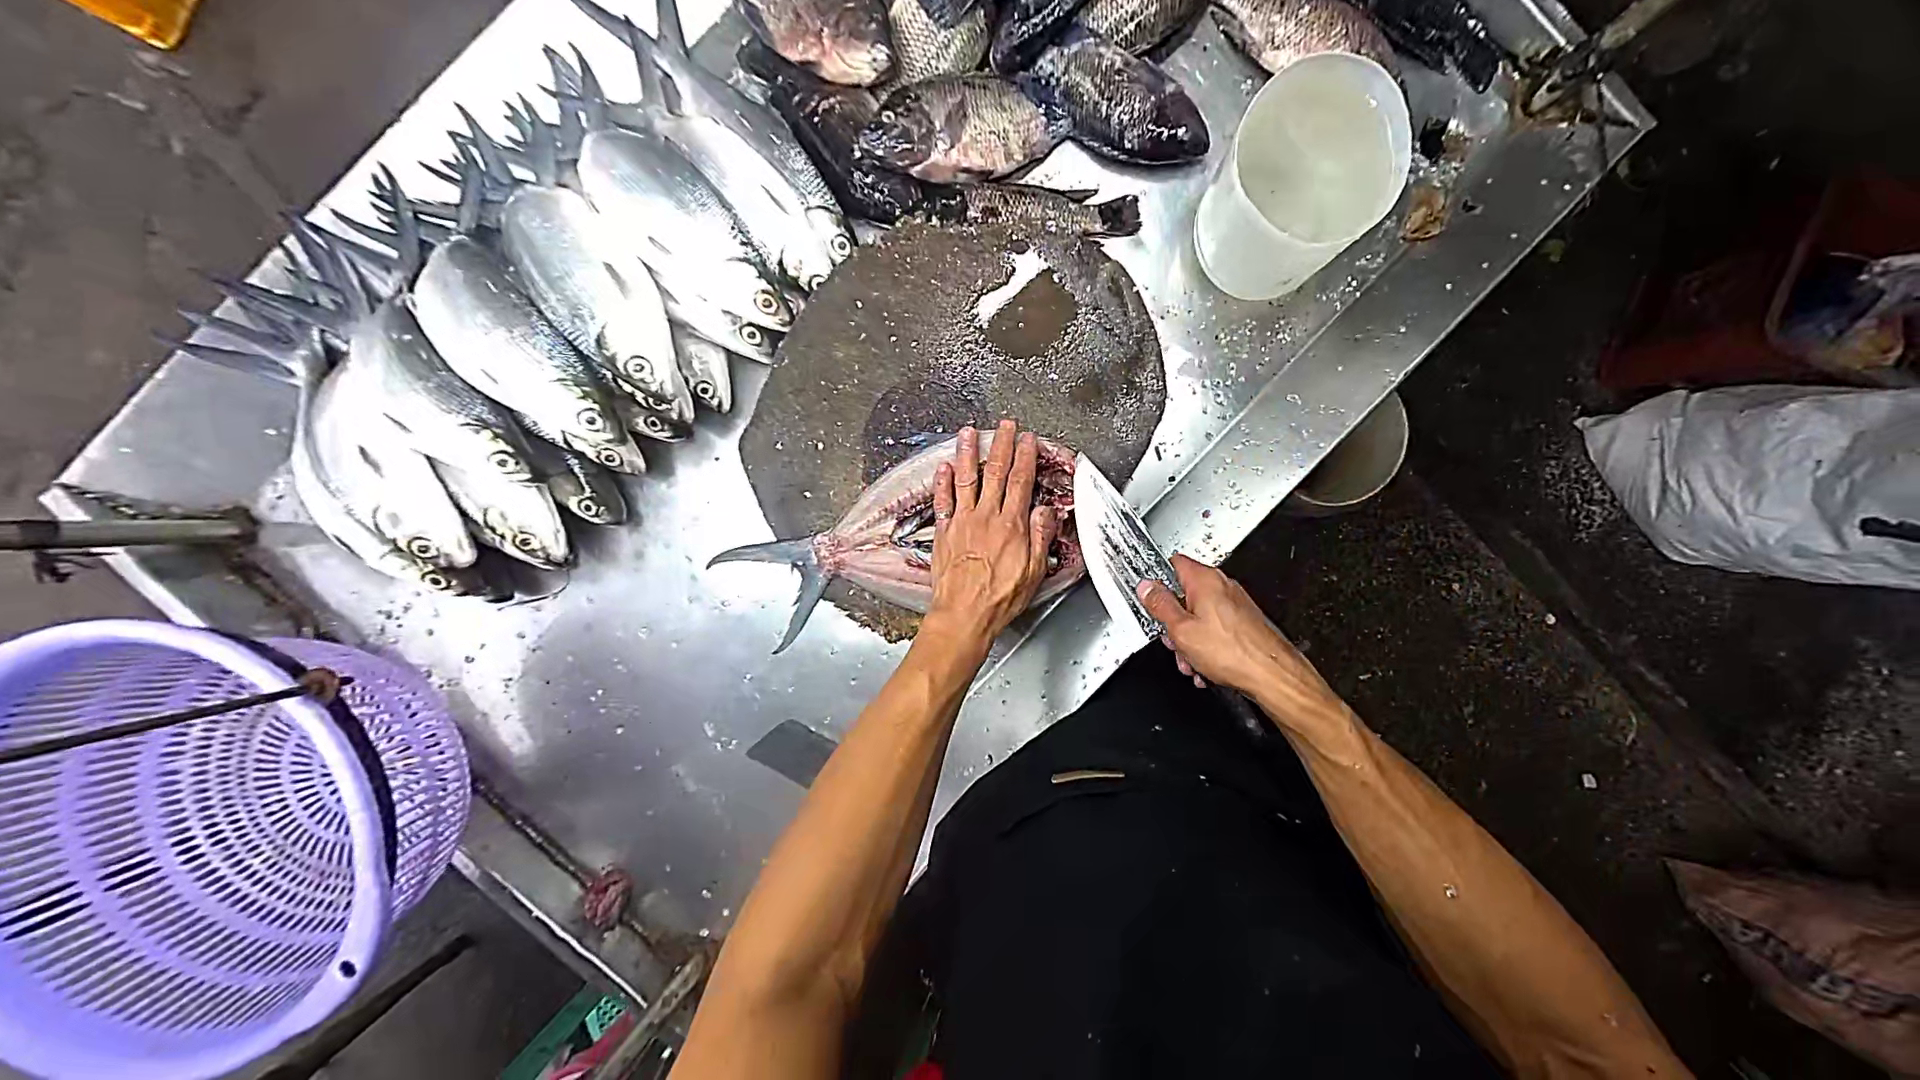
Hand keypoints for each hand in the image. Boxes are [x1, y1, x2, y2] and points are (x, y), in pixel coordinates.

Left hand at [924, 421, 1059, 649]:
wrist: (964, 613)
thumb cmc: (999, 598)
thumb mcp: (1034, 570)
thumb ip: (1041, 536)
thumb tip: (1047, 511)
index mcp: (1011, 525)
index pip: (1022, 482)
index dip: (1026, 457)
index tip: (1028, 440)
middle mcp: (986, 517)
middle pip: (996, 472)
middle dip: (1002, 445)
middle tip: (1005, 425)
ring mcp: (963, 522)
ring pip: (967, 478)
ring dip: (968, 452)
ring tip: (969, 432)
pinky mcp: (944, 532)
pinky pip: (943, 501)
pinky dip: (943, 482)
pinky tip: (944, 467)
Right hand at [1136, 555, 1343, 727]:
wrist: (1271, 675)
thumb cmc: (1235, 652)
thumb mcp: (1181, 630)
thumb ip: (1159, 605)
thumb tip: (1147, 588)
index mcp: (1204, 580)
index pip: (1172, 563)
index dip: (1156, 580)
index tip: (1148, 596)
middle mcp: (1222, 587)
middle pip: (1184, 595)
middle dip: (1173, 621)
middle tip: (1172, 638)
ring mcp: (1234, 604)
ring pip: (1198, 616)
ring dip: (1188, 639)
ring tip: (1191, 659)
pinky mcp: (1242, 622)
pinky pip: (1214, 629)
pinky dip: (1205, 645)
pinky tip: (1205, 665)